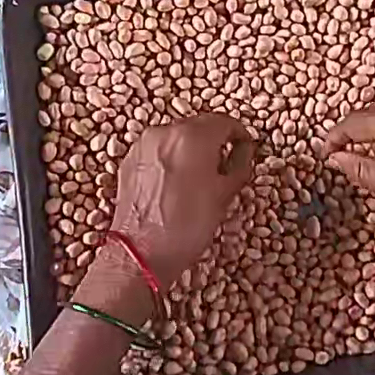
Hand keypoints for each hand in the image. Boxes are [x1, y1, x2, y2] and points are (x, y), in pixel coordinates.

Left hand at [101, 113, 254, 288]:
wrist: (141, 253)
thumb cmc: (186, 226)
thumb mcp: (224, 195)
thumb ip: (239, 165)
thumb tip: (243, 152)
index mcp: (192, 136)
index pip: (225, 122)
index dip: (240, 135)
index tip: (245, 149)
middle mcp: (164, 132)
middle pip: (199, 126)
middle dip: (215, 142)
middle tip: (226, 166)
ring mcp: (143, 145)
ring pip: (177, 138)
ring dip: (192, 151)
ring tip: (200, 179)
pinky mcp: (129, 161)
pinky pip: (158, 151)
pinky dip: (171, 160)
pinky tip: (177, 184)